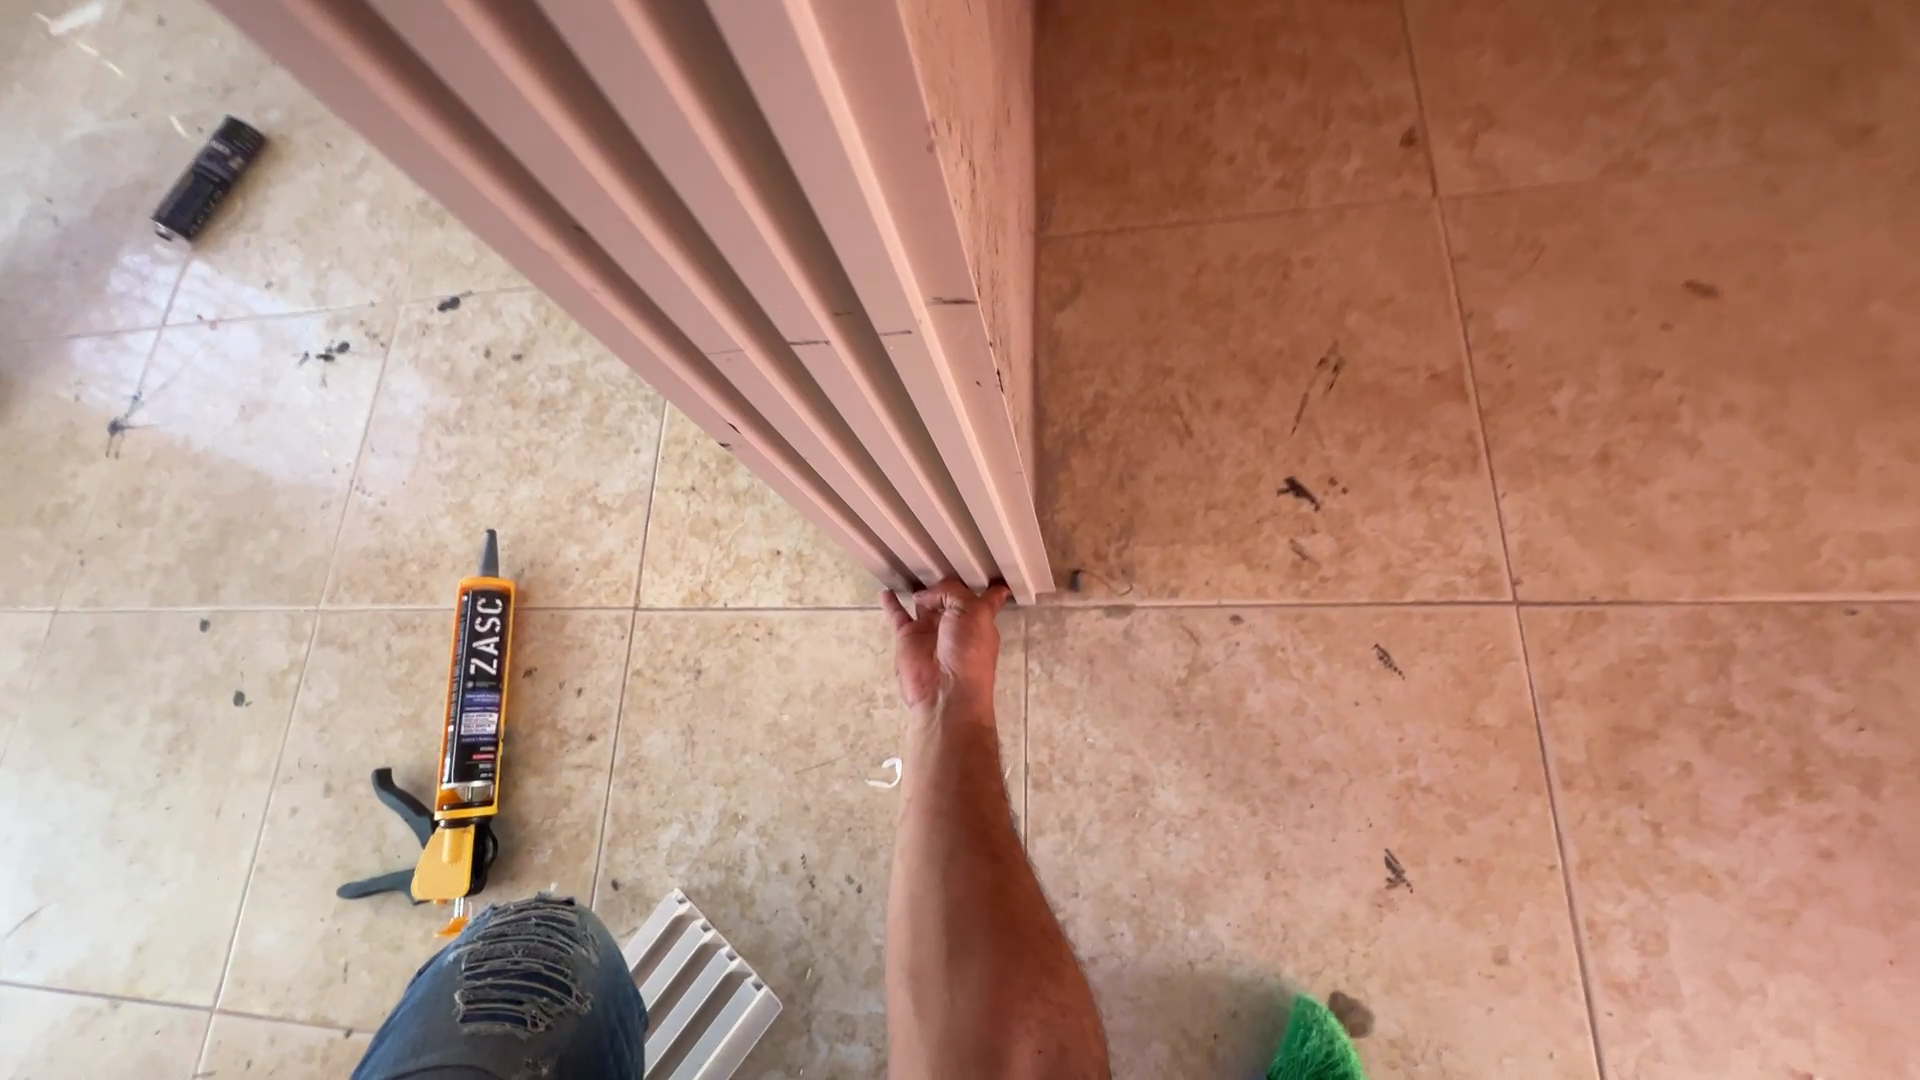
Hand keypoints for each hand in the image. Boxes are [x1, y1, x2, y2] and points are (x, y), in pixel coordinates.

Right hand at [882, 579, 1011, 719]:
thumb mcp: (972, 610)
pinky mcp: (908, 638)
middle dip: (945, 582)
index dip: (992, 586)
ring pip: (924, 603)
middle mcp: (956, 622)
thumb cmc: (969, 651)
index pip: (990, 598)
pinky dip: (891, 604)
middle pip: (950, 596)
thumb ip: (950, 591)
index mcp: (980, 617)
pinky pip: (897, 615)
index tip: (993, 573)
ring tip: (910, 567)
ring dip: (919, 589)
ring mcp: (931, 630)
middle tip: (937, 558)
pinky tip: (886, 591)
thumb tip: (924, 595)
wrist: (946, 691)